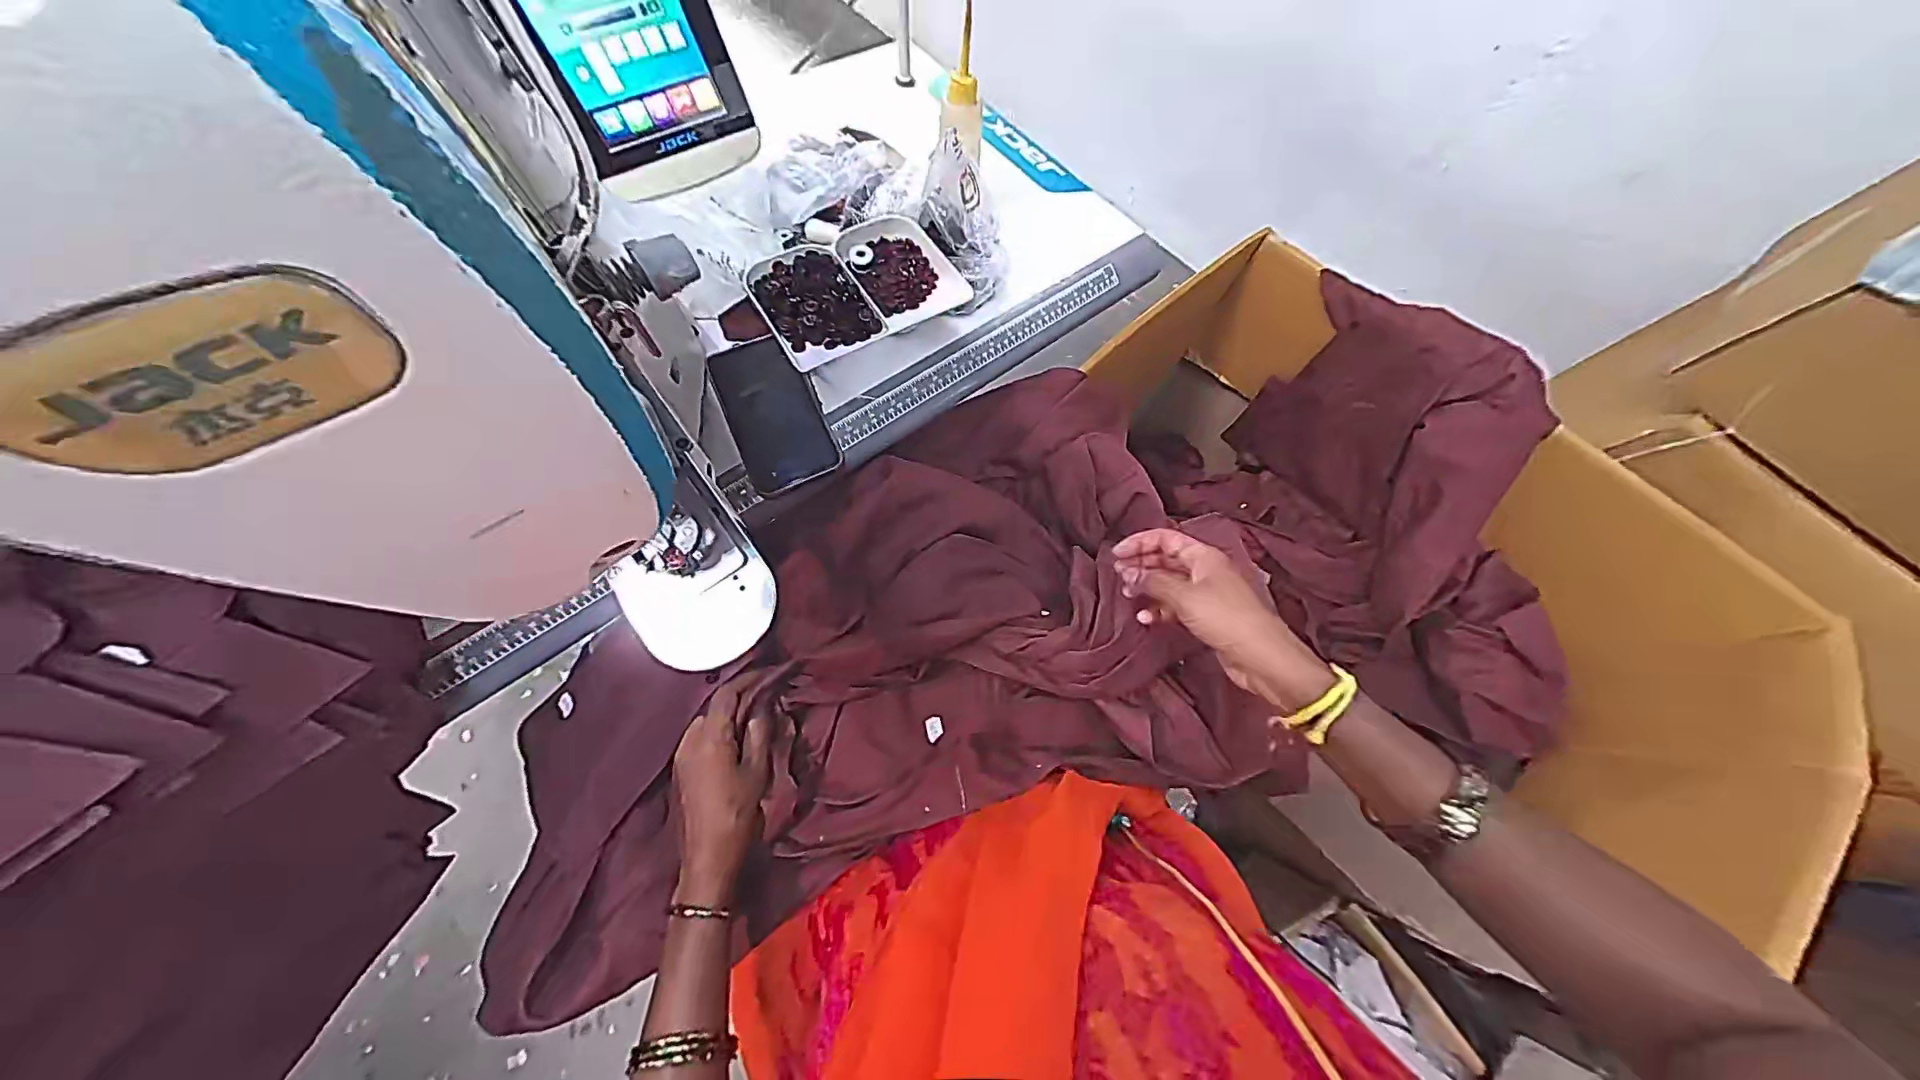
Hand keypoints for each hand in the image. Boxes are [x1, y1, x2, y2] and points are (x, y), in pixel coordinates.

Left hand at [671, 669, 775, 906]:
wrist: (707, 858)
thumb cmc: (737, 813)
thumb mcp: (757, 771)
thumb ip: (759, 733)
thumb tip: (761, 709)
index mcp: (709, 737)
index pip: (728, 693)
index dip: (749, 678)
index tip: (770, 672)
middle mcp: (690, 740)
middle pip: (716, 706)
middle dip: (742, 697)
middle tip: (768, 696)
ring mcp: (682, 756)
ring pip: (708, 721)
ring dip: (731, 715)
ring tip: (756, 718)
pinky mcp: (681, 769)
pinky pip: (702, 737)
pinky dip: (721, 731)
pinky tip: (738, 741)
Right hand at [1114, 528, 1333, 710]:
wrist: (1262, 656)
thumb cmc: (1226, 618)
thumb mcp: (1185, 596)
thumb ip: (1153, 581)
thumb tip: (1128, 571)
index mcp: (1204, 556)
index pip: (1165, 538)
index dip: (1139, 543)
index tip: (1116, 554)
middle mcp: (1205, 570)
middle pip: (1166, 559)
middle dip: (1141, 565)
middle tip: (1119, 576)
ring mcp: (1207, 593)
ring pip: (1169, 583)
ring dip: (1148, 588)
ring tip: (1129, 597)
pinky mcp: (1206, 615)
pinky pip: (1176, 605)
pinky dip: (1160, 609)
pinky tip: (1147, 619)